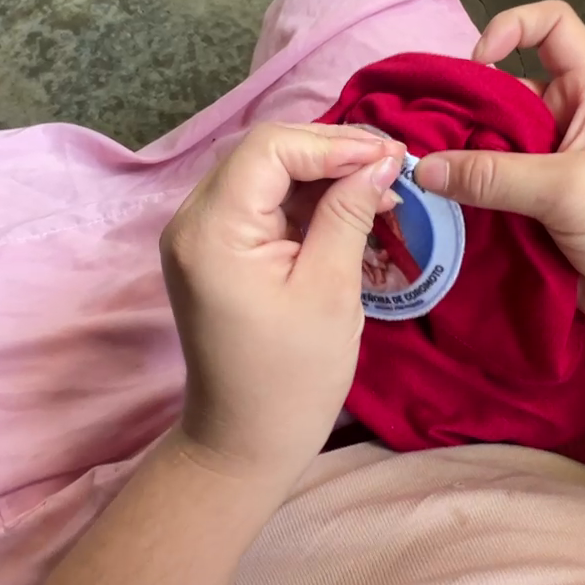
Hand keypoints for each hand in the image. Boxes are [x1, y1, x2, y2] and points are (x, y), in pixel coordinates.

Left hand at [161, 123, 404, 483]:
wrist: (244, 441)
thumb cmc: (292, 378)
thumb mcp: (330, 290)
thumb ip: (348, 213)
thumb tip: (381, 159)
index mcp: (212, 230)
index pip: (269, 149)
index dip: (333, 143)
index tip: (389, 156)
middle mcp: (193, 219)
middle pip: (265, 153)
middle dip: (331, 151)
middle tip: (391, 163)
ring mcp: (200, 232)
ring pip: (267, 172)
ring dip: (324, 171)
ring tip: (380, 182)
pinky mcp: (216, 246)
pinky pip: (264, 201)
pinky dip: (308, 197)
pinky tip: (350, 202)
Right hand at [413, 2, 584, 341]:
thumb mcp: (571, 189)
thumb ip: (493, 177)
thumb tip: (420, 167)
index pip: (552, 27)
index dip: (513, 28)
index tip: (479, 63)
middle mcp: (565, 121)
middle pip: (502, 95)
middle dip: (463, 112)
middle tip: (418, 138)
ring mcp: (549, 168)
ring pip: (489, 150)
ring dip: (458, 163)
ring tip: (416, 179)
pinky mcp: (536, 212)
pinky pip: (490, 194)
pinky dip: (465, 200)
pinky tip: (433, 210)